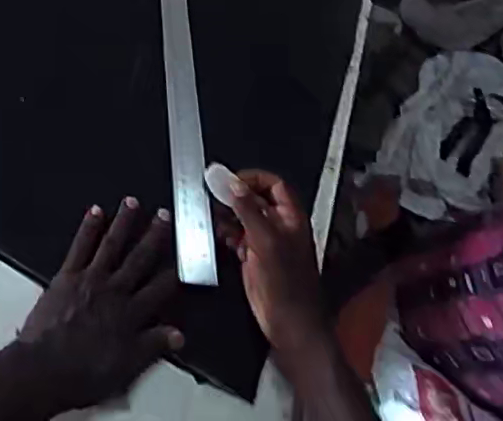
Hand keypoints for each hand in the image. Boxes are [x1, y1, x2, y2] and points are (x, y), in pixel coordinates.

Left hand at [15, 197, 182, 411]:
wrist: (45, 369)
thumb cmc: (83, 373)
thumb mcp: (126, 369)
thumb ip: (152, 347)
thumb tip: (176, 335)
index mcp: (129, 315)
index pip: (160, 289)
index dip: (175, 272)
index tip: (185, 256)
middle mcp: (113, 291)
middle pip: (139, 258)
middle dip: (154, 236)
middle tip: (164, 215)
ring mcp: (90, 278)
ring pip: (111, 245)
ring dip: (123, 222)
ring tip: (132, 202)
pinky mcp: (67, 274)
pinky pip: (80, 246)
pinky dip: (88, 227)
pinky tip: (95, 211)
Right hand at [214, 170, 327, 353]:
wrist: (289, 325)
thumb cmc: (286, 283)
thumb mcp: (265, 239)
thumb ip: (247, 208)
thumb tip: (231, 183)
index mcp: (290, 217)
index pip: (273, 184)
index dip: (252, 178)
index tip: (231, 181)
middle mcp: (278, 225)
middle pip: (254, 198)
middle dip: (234, 195)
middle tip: (214, 194)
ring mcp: (265, 241)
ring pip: (243, 216)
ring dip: (227, 213)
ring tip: (212, 214)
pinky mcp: (253, 256)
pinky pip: (237, 234)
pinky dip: (226, 231)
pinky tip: (218, 233)